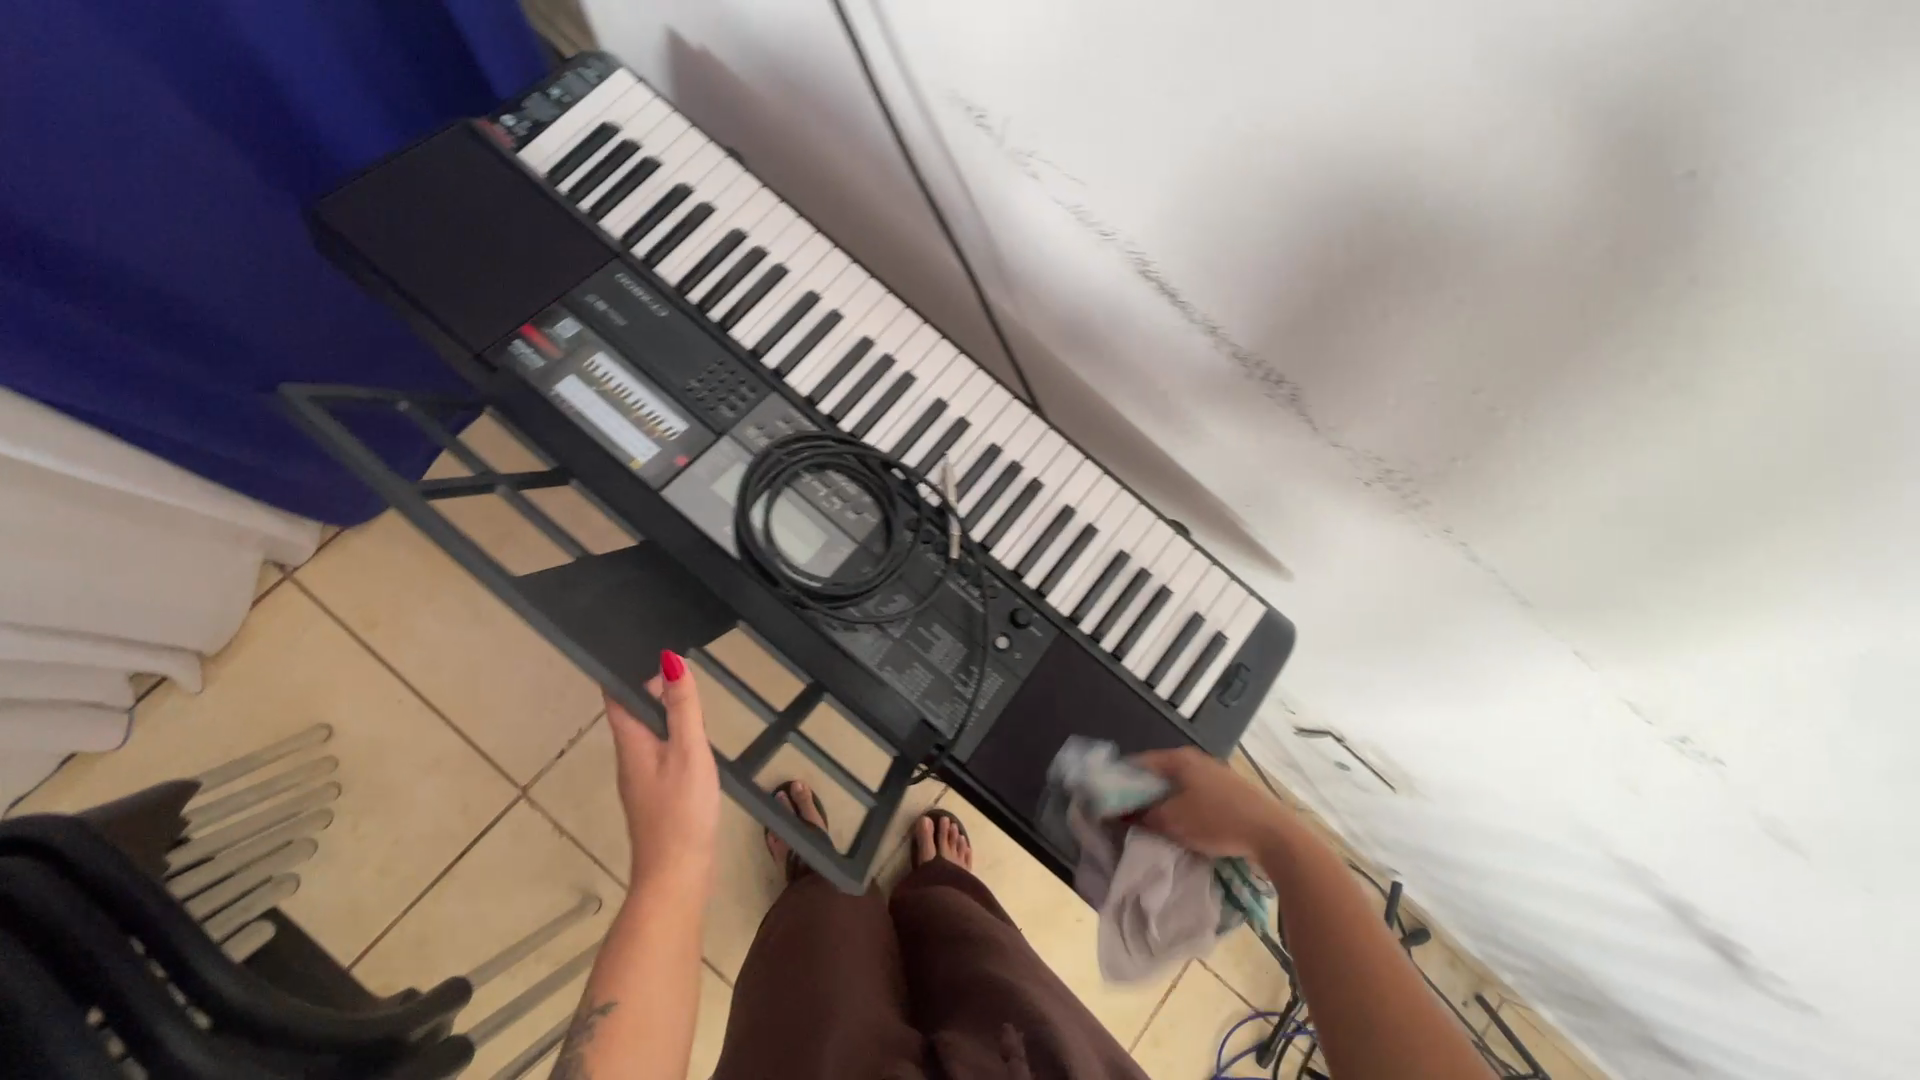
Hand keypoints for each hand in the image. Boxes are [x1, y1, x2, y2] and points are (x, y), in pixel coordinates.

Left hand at [606, 650, 719, 890]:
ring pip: (647, 735)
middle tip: (677, 665)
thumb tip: (670, 661)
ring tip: (689, 694)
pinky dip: (672, 737)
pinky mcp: (656, 797)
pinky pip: (659, 754)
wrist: (677, 875)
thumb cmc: (681, 811)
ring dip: (663, 713)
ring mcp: (642, 781)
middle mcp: (629, 759)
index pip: (618, 698)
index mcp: (631, 744)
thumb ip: (683, 708)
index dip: (625, 673)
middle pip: (632, 715)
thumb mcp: (688, 752)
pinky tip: (693, 740)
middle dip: (650, 689)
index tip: (642, 647)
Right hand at [1131, 747, 1288, 858]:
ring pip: (1179, 785)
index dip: (1121, 782)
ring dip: (1165, 802)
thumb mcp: (1171, 821)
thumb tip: (1118, 812)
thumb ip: (1141, 815)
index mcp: (1178, 759)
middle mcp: (1196, 759)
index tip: (1110, 802)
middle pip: (1159, 774)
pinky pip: (1196, 794)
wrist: (1273, 835)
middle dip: (1144, 794)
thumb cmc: (1216, 821)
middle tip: (1130, 816)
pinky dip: (1185, 806)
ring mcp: (1216, 773)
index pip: (1138, 763)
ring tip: (1156, 824)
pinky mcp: (1231, 790)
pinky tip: (1185, 825)